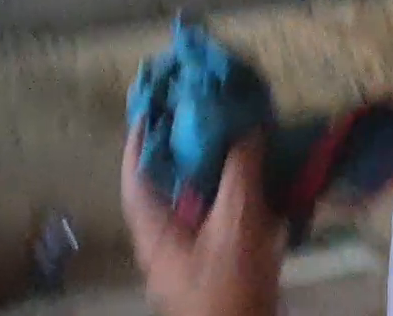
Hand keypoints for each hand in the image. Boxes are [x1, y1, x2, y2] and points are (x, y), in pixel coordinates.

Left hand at [122, 129, 284, 315]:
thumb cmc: (230, 282)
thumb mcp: (235, 221)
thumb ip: (240, 171)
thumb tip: (247, 130)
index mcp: (156, 234)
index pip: (136, 181)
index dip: (138, 145)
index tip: (149, 110)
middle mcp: (167, 241)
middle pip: (166, 186)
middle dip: (180, 148)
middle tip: (199, 112)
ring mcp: (191, 252)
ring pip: (195, 197)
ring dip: (211, 164)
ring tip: (230, 131)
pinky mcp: (217, 257)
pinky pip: (218, 209)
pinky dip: (232, 185)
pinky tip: (256, 170)